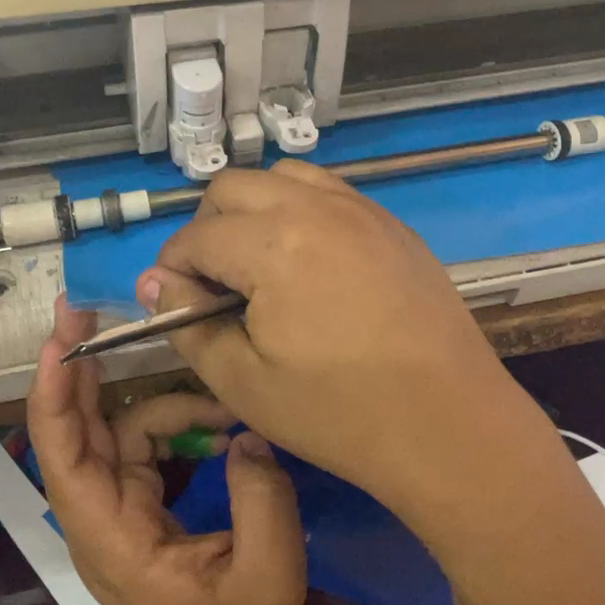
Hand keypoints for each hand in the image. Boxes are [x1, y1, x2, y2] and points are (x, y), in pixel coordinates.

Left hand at [27, 297, 305, 604]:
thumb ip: (263, 504)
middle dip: (76, 364)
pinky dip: (177, 421)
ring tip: (221, 400)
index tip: (58, 339)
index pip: (63, 454)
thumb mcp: (266, 579)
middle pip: (74, 426)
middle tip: (84, 308)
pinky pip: (143, 441)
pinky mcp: (135, 499)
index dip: (54, 394)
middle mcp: (97, 509)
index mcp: (108, 532)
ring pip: (117, 427)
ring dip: (158, 397)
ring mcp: (114, 502)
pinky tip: (218, 421)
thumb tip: (247, 436)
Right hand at [136, 160, 529, 503]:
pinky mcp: (391, 224)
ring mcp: (361, 208)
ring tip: (263, 268)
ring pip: (282, 178)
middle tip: (217, 289)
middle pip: (231, 188)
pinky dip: (301, 212)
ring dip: (254, 211)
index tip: (179, 307)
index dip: (173, 270)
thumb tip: (155, 282)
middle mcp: (316, 206)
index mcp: (273, 242)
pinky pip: (329, 192)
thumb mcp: (242, 382)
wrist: (449, 426)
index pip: (195, 236)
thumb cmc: (339, 413)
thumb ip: (187, 323)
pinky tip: (311, 265)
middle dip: (207, 230)